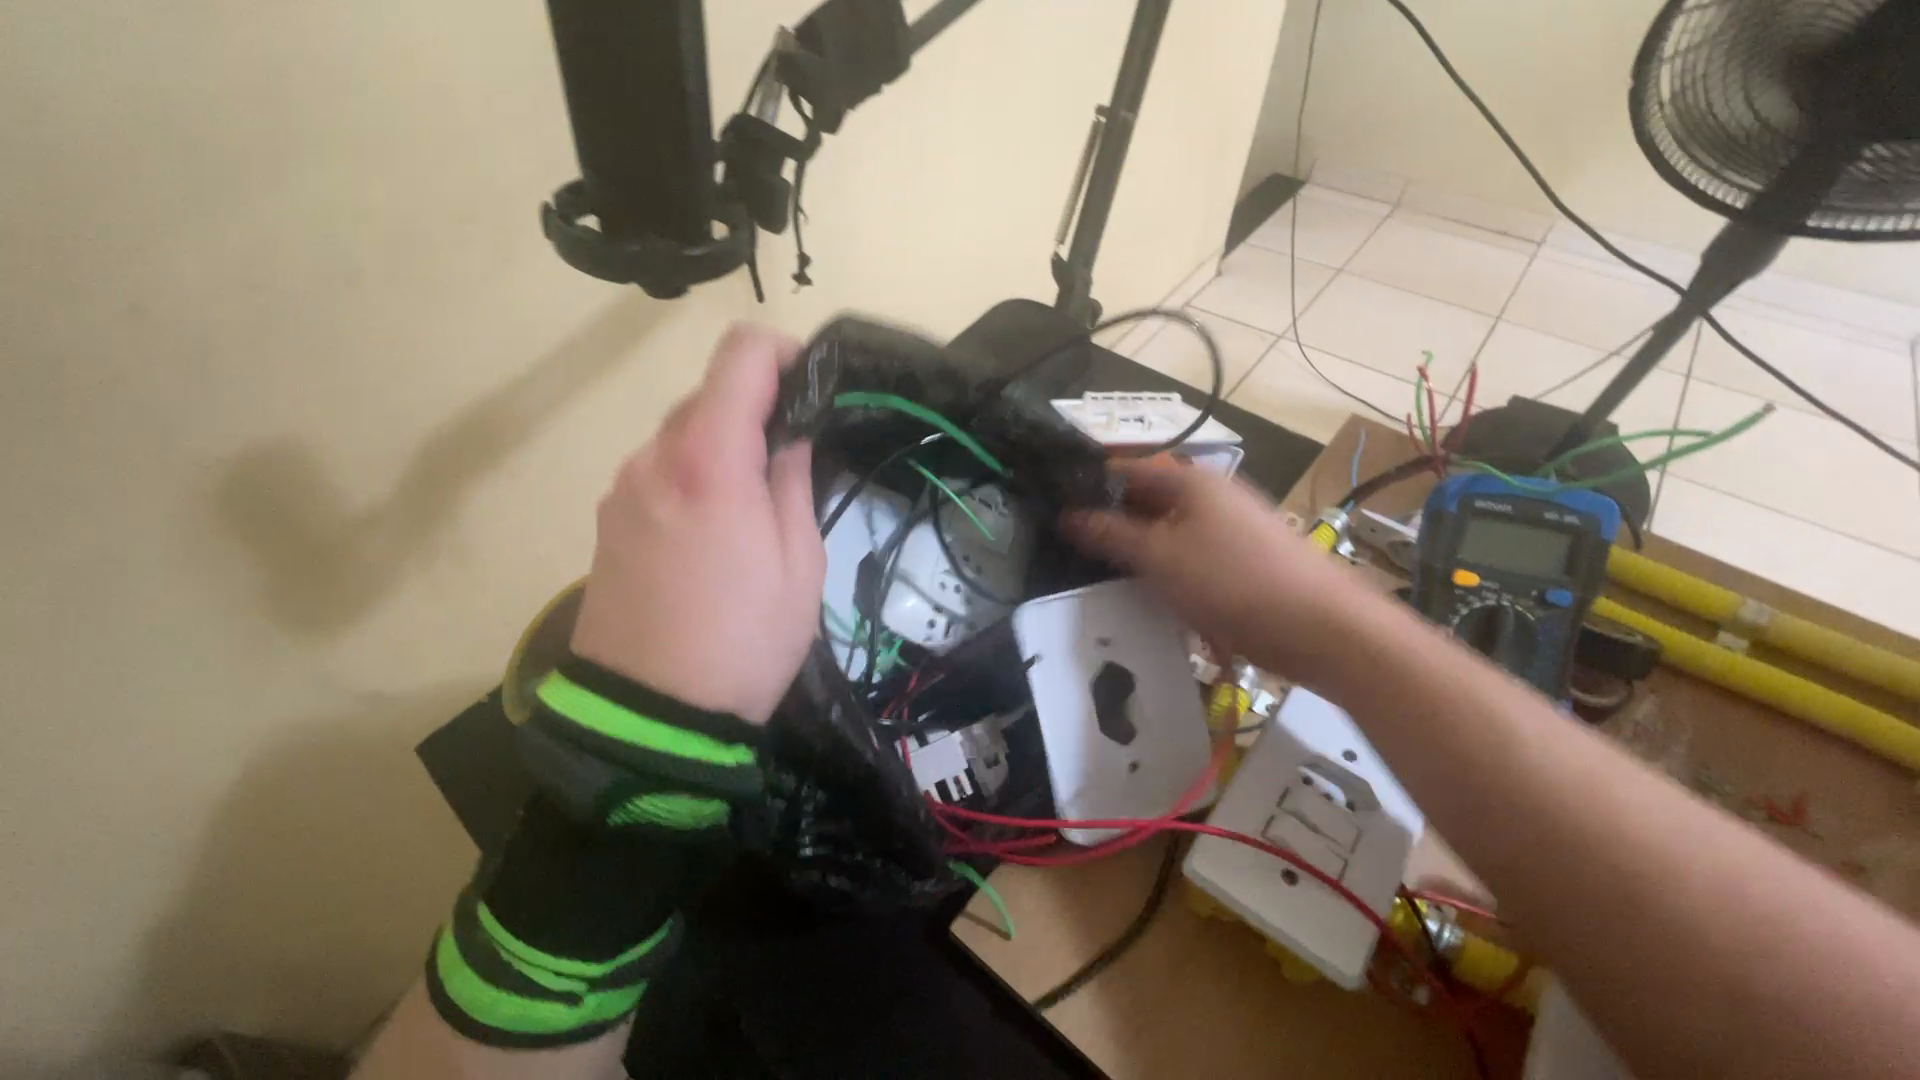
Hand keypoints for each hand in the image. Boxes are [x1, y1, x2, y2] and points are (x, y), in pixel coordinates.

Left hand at [570, 324, 824, 723]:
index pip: (740, 355)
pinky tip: (708, 538)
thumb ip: (794, 482)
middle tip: (789, 468)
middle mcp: (654, 457)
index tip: (809, 389)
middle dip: (754, 414)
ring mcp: (621, 488)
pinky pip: (657, 473)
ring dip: (720, 450)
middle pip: (708, 395)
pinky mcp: (605, 521)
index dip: (782, 354)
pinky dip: (690, 478)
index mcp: (708, 458)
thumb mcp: (800, 564)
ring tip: (749, 514)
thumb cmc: (745, 640)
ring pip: (680, 436)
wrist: (652, 717)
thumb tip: (788, 438)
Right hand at [1061, 458, 1368, 678]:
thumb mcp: (1160, 557)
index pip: (1125, 468)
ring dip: (1135, 551)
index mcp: (1191, 480)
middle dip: (1109, 521)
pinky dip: (1163, 571)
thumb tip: (1066, 515)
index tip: (1052, 508)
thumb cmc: (1233, 582)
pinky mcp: (1239, 563)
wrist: (1320, 628)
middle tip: (1066, 547)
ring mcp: (1228, 530)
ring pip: (1166, 533)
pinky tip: (1144, 596)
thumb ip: (1110, 534)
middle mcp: (1211, 496)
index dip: (1088, 484)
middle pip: (1146, 500)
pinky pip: (1187, 559)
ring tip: (1096, 574)